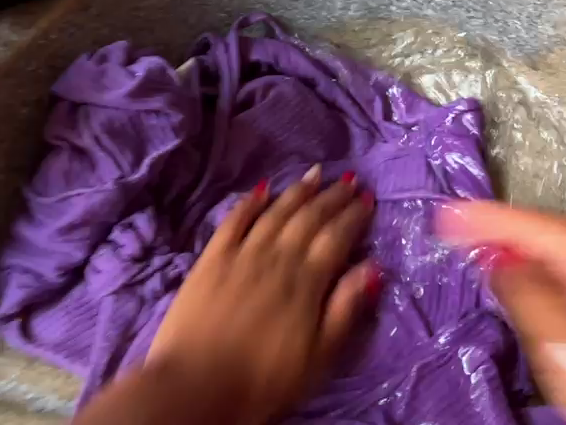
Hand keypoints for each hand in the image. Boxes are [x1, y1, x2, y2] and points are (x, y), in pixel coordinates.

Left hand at [76, 165, 378, 424]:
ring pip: (277, 211)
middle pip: (311, 217)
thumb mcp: (317, 358)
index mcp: (307, 280)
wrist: (192, 392)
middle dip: (333, 196)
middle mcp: (278, 256)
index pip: (338, 236)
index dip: (355, 215)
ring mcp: (243, 253)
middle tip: (350, 179)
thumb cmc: (262, 382)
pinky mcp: (211, 259)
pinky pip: (234, 220)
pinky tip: (262, 188)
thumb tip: (373, 267)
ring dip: (299, 190)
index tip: (369, 198)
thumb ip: (345, 309)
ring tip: (316, 173)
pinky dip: (250, 201)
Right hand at [438, 202, 565, 424]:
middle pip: (550, 238)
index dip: (487, 218)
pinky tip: (526, 293)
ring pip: (564, 263)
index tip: (447, 213)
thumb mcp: (563, 339)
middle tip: (457, 233)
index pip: (535, 224)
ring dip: (523, 260)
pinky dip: (546, 284)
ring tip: (481, 255)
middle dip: (504, 235)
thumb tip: (497, 257)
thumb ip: (524, 291)